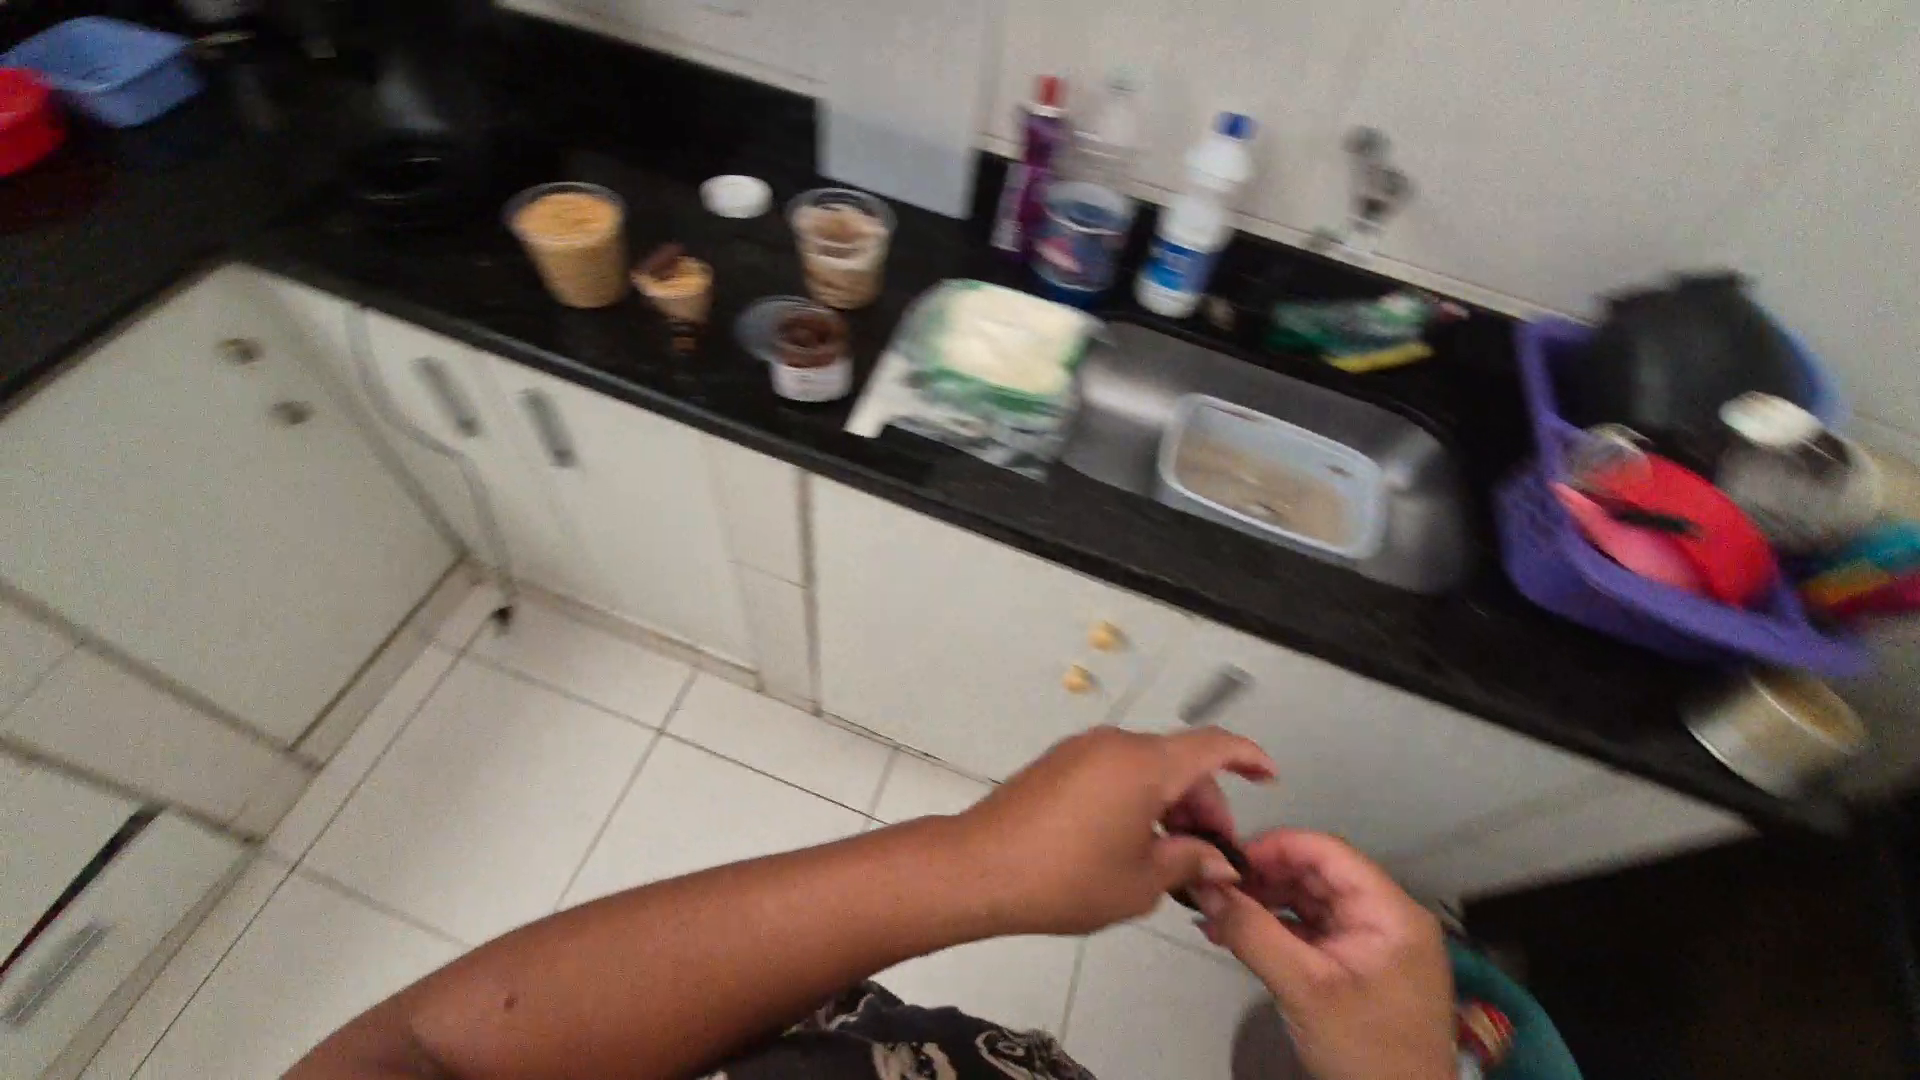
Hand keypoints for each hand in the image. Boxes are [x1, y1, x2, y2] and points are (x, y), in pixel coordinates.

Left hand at [952, 726, 1275, 935]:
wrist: (980, 867)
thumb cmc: (1066, 877)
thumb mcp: (1141, 881)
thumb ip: (1189, 861)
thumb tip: (1218, 859)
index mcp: (1144, 764)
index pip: (1211, 745)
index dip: (1247, 757)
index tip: (1268, 775)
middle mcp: (1114, 744)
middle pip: (1178, 761)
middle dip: (1204, 803)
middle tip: (1211, 855)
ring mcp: (1081, 750)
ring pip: (1145, 768)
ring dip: (1169, 803)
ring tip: (1172, 855)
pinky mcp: (1058, 763)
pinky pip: (1114, 771)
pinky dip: (1136, 797)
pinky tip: (1133, 840)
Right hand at [1190, 831, 1453, 1079]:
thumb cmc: (1366, 1052)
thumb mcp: (1303, 989)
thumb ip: (1251, 932)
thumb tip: (1203, 887)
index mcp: (1389, 912)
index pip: (1327, 851)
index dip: (1275, 847)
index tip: (1228, 862)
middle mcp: (1383, 917)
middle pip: (1314, 873)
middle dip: (1261, 877)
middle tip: (1214, 887)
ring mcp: (1368, 942)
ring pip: (1306, 899)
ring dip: (1260, 902)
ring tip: (1215, 911)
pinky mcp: (1352, 964)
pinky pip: (1307, 929)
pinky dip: (1271, 928)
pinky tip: (1231, 933)